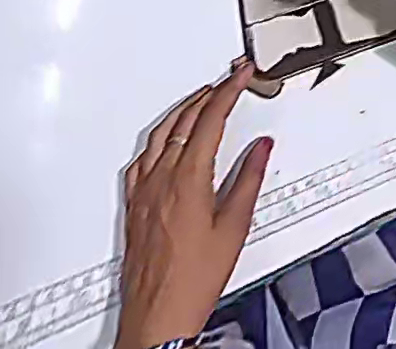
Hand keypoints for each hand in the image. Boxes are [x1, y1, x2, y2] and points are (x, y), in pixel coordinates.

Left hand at [114, 61, 273, 348]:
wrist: (157, 320)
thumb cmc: (193, 280)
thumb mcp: (235, 226)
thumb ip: (249, 178)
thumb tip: (260, 146)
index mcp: (188, 179)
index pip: (210, 119)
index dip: (228, 90)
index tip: (241, 74)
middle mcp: (161, 180)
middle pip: (185, 121)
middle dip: (209, 93)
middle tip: (228, 79)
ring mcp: (144, 192)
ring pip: (160, 135)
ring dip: (183, 110)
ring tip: (201, 97)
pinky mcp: (134, 206)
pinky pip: (142, 159)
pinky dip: (158, 138)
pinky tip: (164, 139)